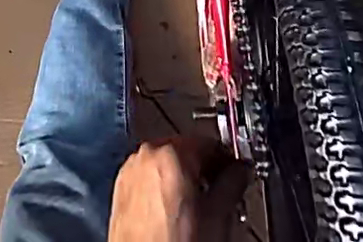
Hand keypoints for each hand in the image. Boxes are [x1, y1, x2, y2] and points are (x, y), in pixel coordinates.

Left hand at [108, 136, 249, 241]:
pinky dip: (164, 188)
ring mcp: (132, 170)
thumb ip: (233, 185)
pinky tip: (175, 213)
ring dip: (185, 180)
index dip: (227, 161)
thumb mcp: (216, 218)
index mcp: (172, 154)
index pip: (209, 144)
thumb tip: (240, 171)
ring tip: (199, 209)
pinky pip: (150, 177)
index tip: (237, 174)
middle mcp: (148, 154)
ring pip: (167, 164)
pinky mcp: (122, 187)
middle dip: (206, 171)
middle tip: (221, 194)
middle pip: (187, 152)